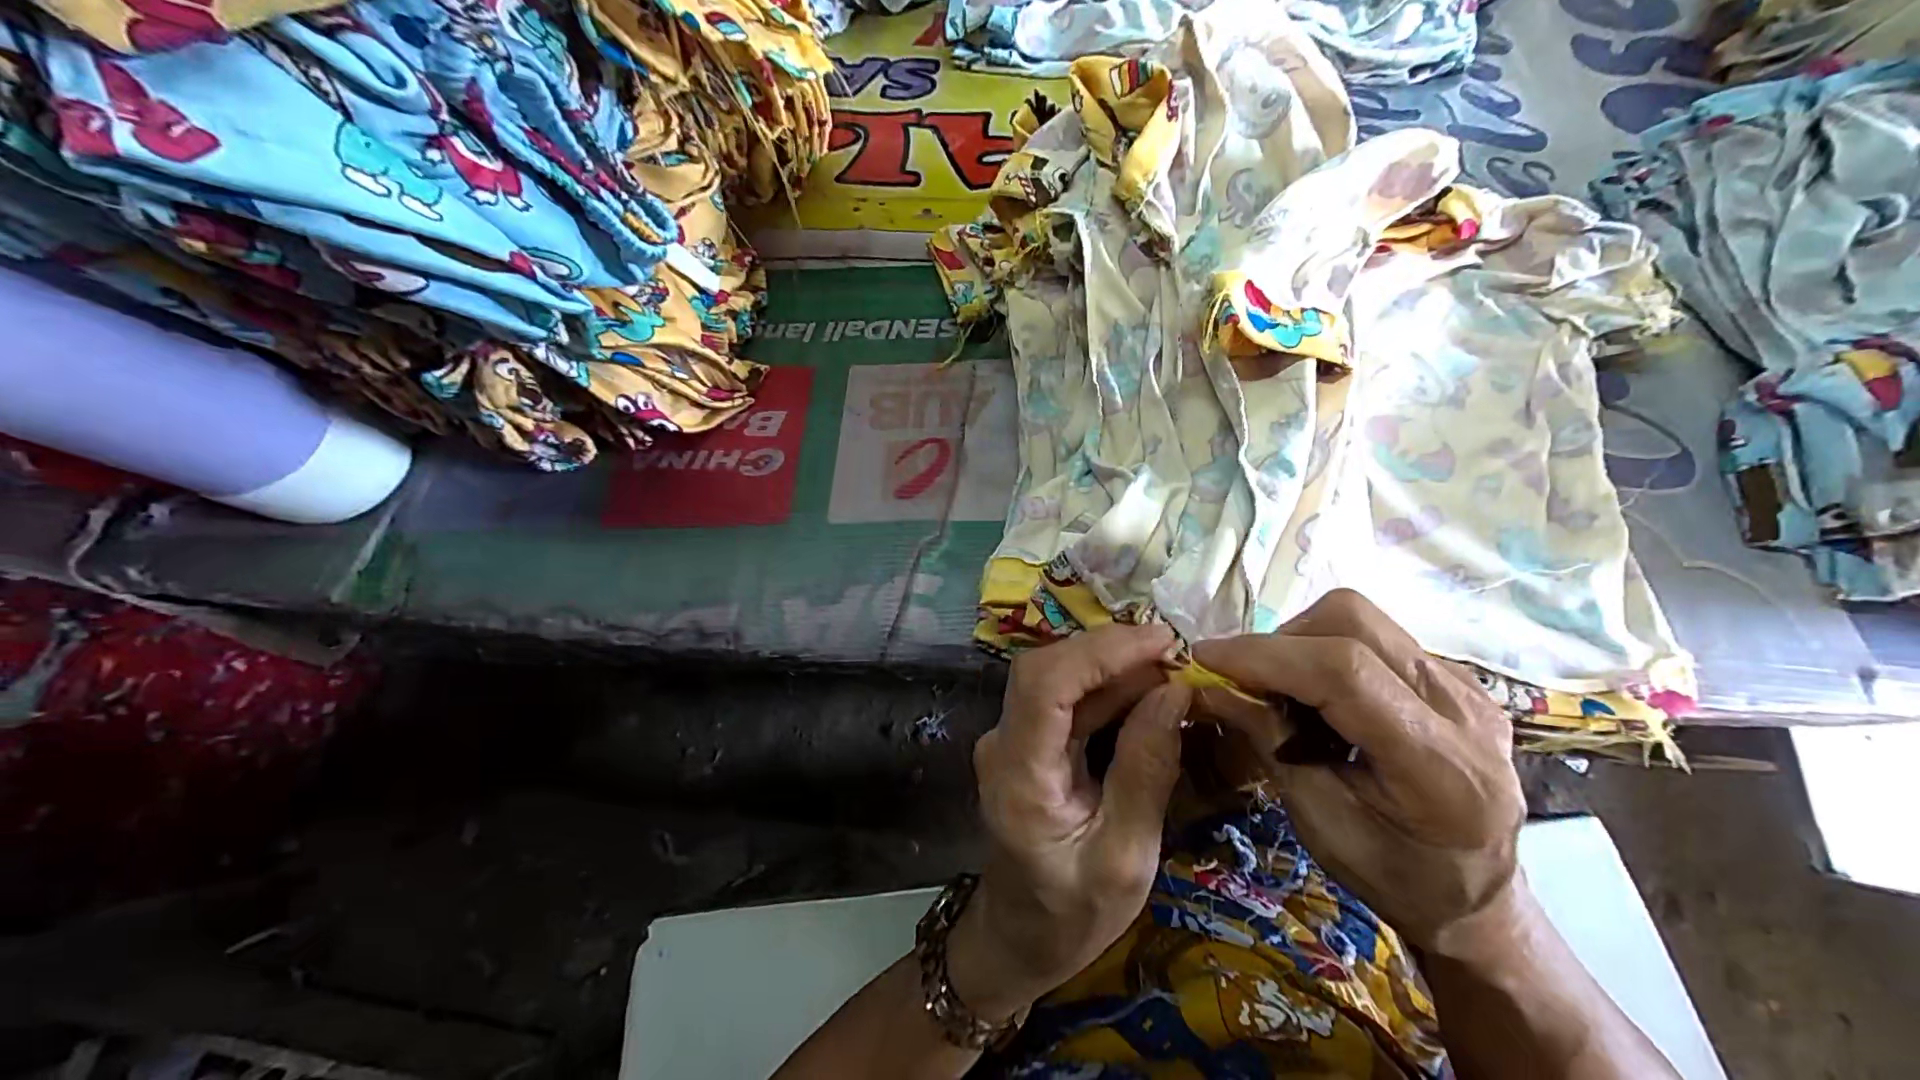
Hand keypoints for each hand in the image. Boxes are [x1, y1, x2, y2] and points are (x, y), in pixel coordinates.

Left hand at [949, 623, 1191, 1018]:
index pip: (1044, 684)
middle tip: (1177, 651)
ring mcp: (1012, 741)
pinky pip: (1066, 701)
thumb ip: (1146, 772)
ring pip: (1057, 679)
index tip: (1162, 641)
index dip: (1101, 651)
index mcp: (1019, 776)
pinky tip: (1148, 689)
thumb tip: (1175, 692)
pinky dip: (1108, 689)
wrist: (1019, 939)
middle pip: (1047, 670)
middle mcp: (1004, 744)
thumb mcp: (1125, 859)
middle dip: (1112, 651)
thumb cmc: (1072, 916)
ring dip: (1114, 666)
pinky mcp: (1028, 744)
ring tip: (1173, 666)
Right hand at [1191, 589, 1524, 950]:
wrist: (1475, 893)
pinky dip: (1325, 650)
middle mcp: (1464, 709)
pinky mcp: (1454, 677)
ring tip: (1279, 688)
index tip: (1203, 660)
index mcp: (1441, 766)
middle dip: (1279, 642)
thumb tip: (1208, 686)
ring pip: (1361, 618)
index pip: (1344, 672)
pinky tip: (1317, 695)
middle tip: (1244, 681)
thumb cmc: (1394, 874)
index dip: (1264, 656)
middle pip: (1353, 623)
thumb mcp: (1320, 822)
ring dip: (1300, 641)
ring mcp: (1465, 686)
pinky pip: (1374, 636)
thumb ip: (1269, 744)